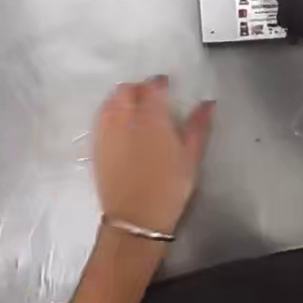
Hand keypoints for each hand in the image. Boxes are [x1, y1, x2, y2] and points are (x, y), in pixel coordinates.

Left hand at [94, 77, 214, 235]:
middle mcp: (124, 118)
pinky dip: (110, 114)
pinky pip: (100, 119)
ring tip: (134, 109)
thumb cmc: (169, 188)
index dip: (160, 83)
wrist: (136, 219)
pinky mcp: (96, 147)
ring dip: (121, 99)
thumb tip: (207, 104)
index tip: (167, 85)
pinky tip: (120, 126)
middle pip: (126, 90)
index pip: (152, 87)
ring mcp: (106, 132)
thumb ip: (197, 127)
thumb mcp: (191, 158)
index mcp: (151, 117)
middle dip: (138, 89)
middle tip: (151, 97)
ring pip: (109, 102)